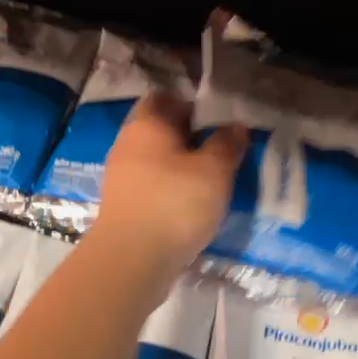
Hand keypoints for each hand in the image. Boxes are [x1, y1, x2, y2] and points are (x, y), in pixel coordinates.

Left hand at [92, 92, 245, 274]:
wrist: (131, 260)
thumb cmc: (174, 204)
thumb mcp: (214, 171)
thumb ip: (227, 144)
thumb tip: (235, 126)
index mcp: (147, 125)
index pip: (164, 98)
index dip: (191, 103)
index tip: (217, 118)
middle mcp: (127, 144)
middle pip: (159, 129)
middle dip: (188, 135)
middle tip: (221, 148)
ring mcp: (121, 176)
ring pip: (155, 158)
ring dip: (180, 164)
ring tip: (212, 178)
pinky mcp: (123, 205)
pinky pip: (151, 185)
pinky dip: (170, 188)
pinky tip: (192, 203)